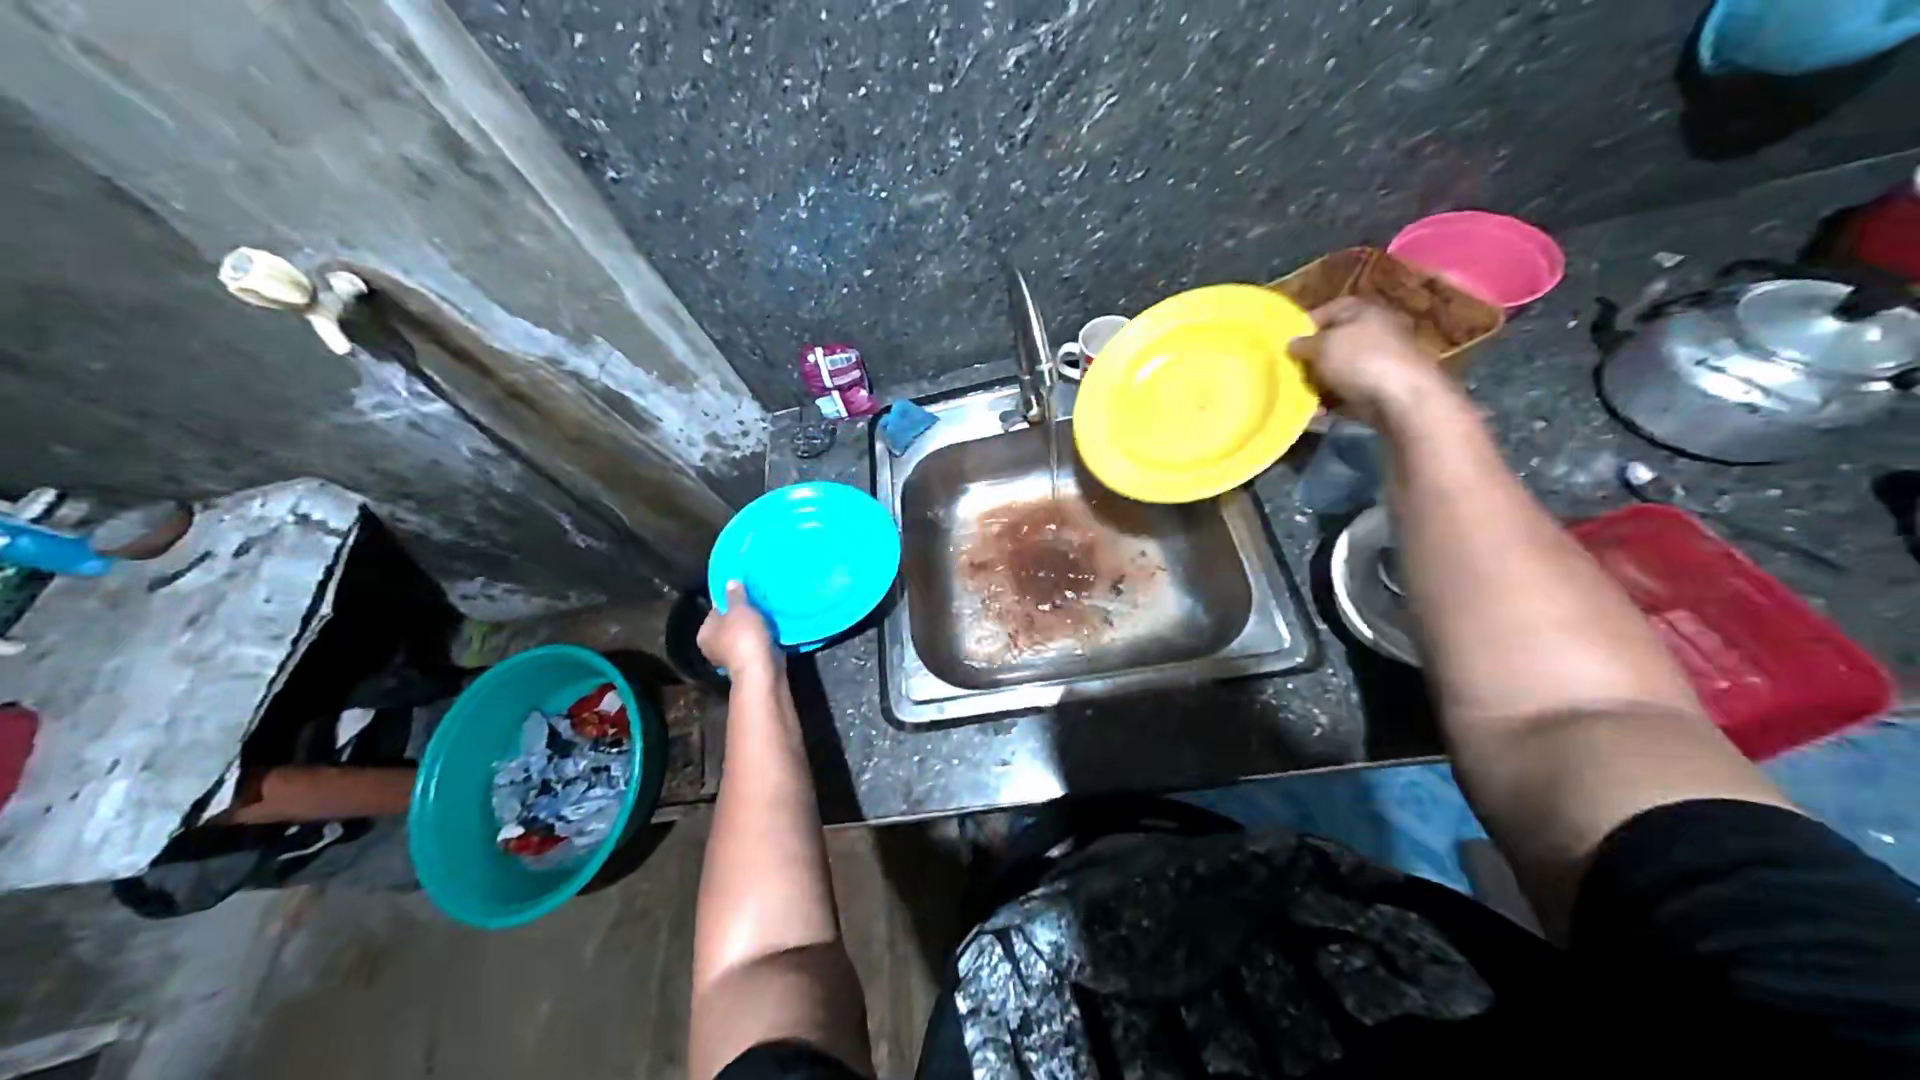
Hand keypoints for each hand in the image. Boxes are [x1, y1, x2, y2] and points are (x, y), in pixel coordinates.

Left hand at [698, 581, 779, 680]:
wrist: (762, 670)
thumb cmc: (744, 636)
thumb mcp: (739, 609)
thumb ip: (735, 594)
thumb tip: (730, 582)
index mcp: (705, 633)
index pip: (717, 610)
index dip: (732, 600)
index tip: (748, 593)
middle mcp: (714, 646)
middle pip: (731, 622)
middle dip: (745, 614)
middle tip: (761, 602)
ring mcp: (732, 656)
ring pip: (745, 633)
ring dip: (756, 626)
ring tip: (769, 614)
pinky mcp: (749, 662)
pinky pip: (756, 643)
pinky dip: (763, 637)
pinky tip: (773, 629)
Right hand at [1288, 298, 1446, 424]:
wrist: (1401, 397)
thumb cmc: (1359, 360)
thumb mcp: (1322, 346)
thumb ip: (1302, 344)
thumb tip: (1291, 344)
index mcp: (1362, 310)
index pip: (1327, 310)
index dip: (1304, 324)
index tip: (1285, 343)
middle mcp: (1371, 330)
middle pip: (1331, 341)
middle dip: (1309, 358)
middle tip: (1289, 370)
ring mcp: (1376, 359)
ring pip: (1336, 368)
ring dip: (1318, 382)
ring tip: (1300, 394)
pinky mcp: (1377, 386)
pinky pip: (1346, 390)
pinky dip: (1331, 399)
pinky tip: (1318, 410)